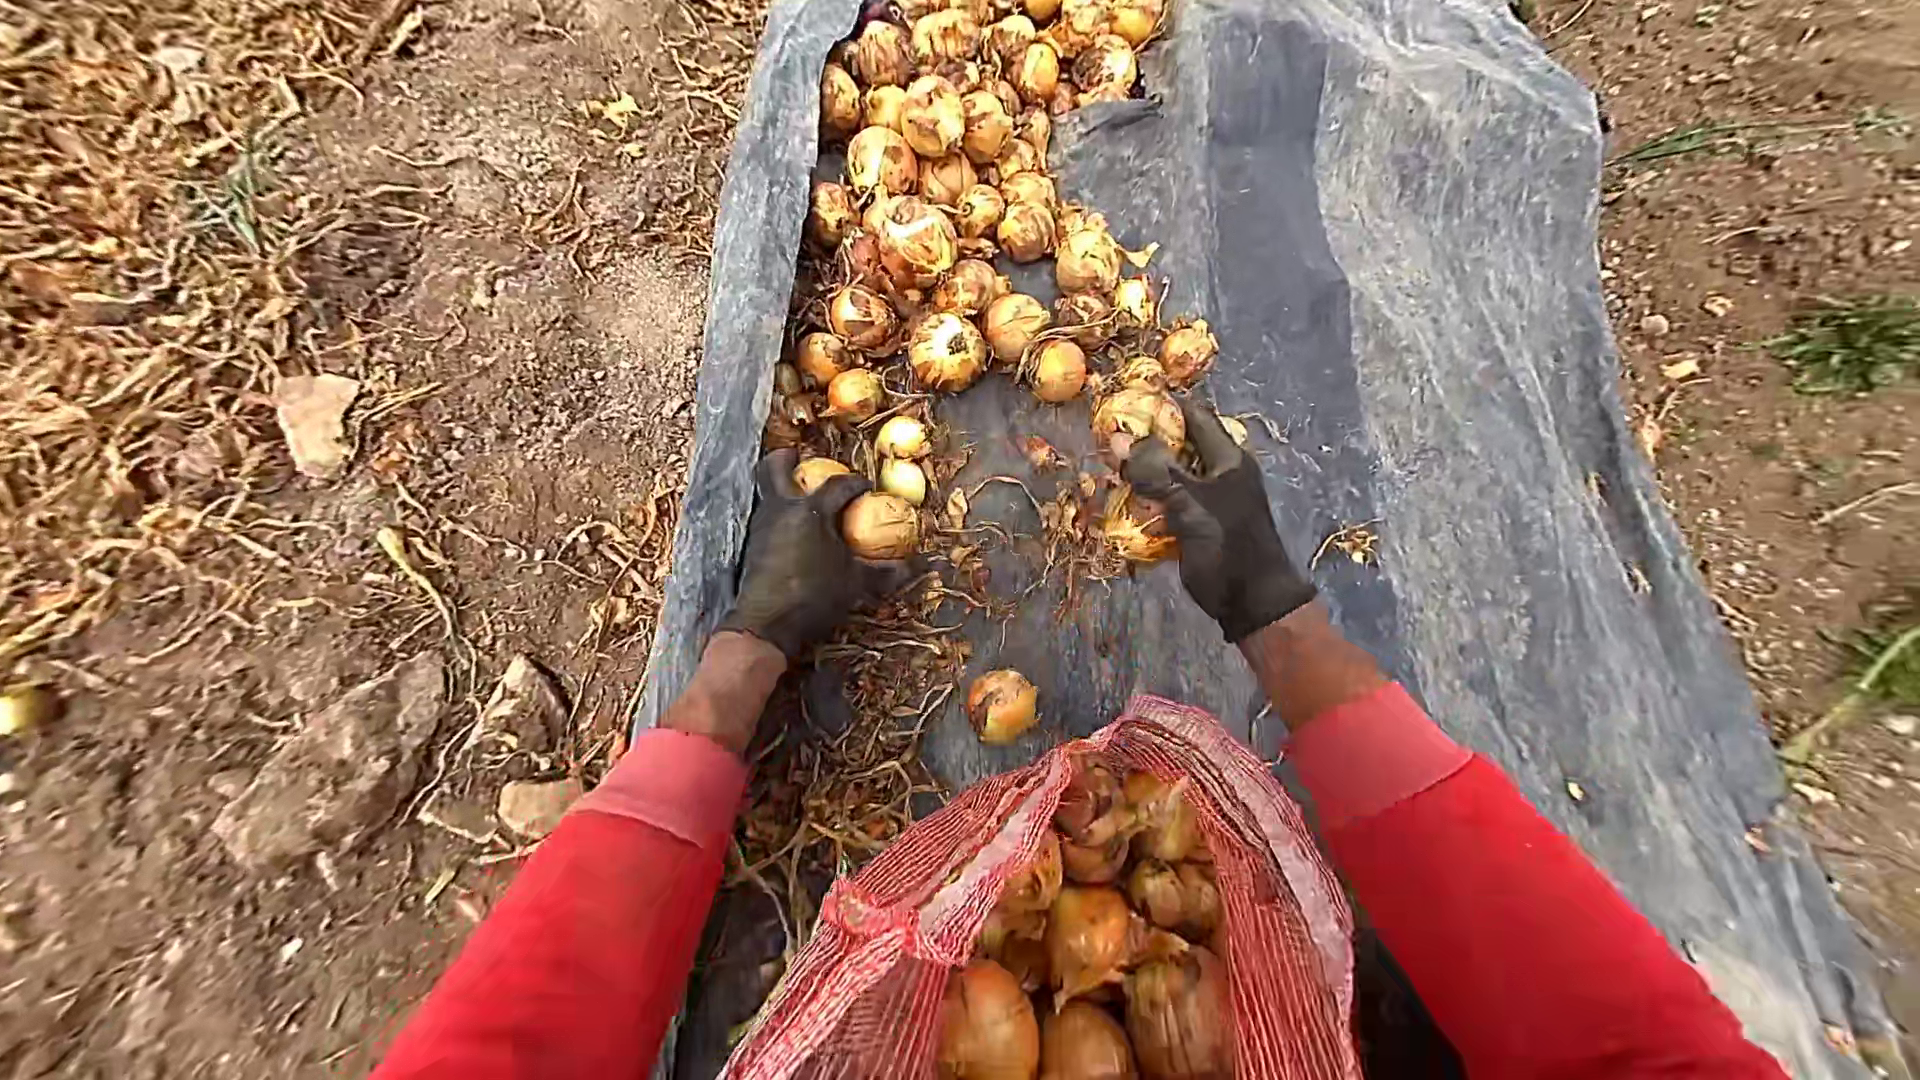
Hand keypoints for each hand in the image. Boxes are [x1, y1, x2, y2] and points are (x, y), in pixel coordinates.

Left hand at [720, 449, 906, 658]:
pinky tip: (792, 529)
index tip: (867, 487)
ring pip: (767, 492)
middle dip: (786, 458)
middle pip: (775, 468)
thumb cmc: (815, 596)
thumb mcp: (857, 584)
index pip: (838, 485)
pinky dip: (779, 512)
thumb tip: (924, 564)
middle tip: (799, 456)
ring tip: (802, 494)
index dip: (856, 483)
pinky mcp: (753, 545)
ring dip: (783, 487)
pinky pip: (766, 515)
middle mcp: (783, 510)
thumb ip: (889, 572)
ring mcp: (763, 526)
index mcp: (812, 511)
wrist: (767, 624)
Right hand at [1122, 398, 1317, 642]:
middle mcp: (1219, 472)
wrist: (1249, 598)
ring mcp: (1208, 497)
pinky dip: (1146, 498)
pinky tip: (1123, 499)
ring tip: (1110, 467)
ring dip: (1142, 472)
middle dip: (1146, 441)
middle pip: (1178, 444)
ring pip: (1170, 473)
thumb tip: (1118, 440)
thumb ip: (1155, 471)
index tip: (1127, 402)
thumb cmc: (1226, 544)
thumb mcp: (1190, 503)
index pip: (1194, 416)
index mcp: (1227, 458)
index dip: (1164, 406)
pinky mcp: (1196, 521)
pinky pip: (1167, 500)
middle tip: (1110, 439)